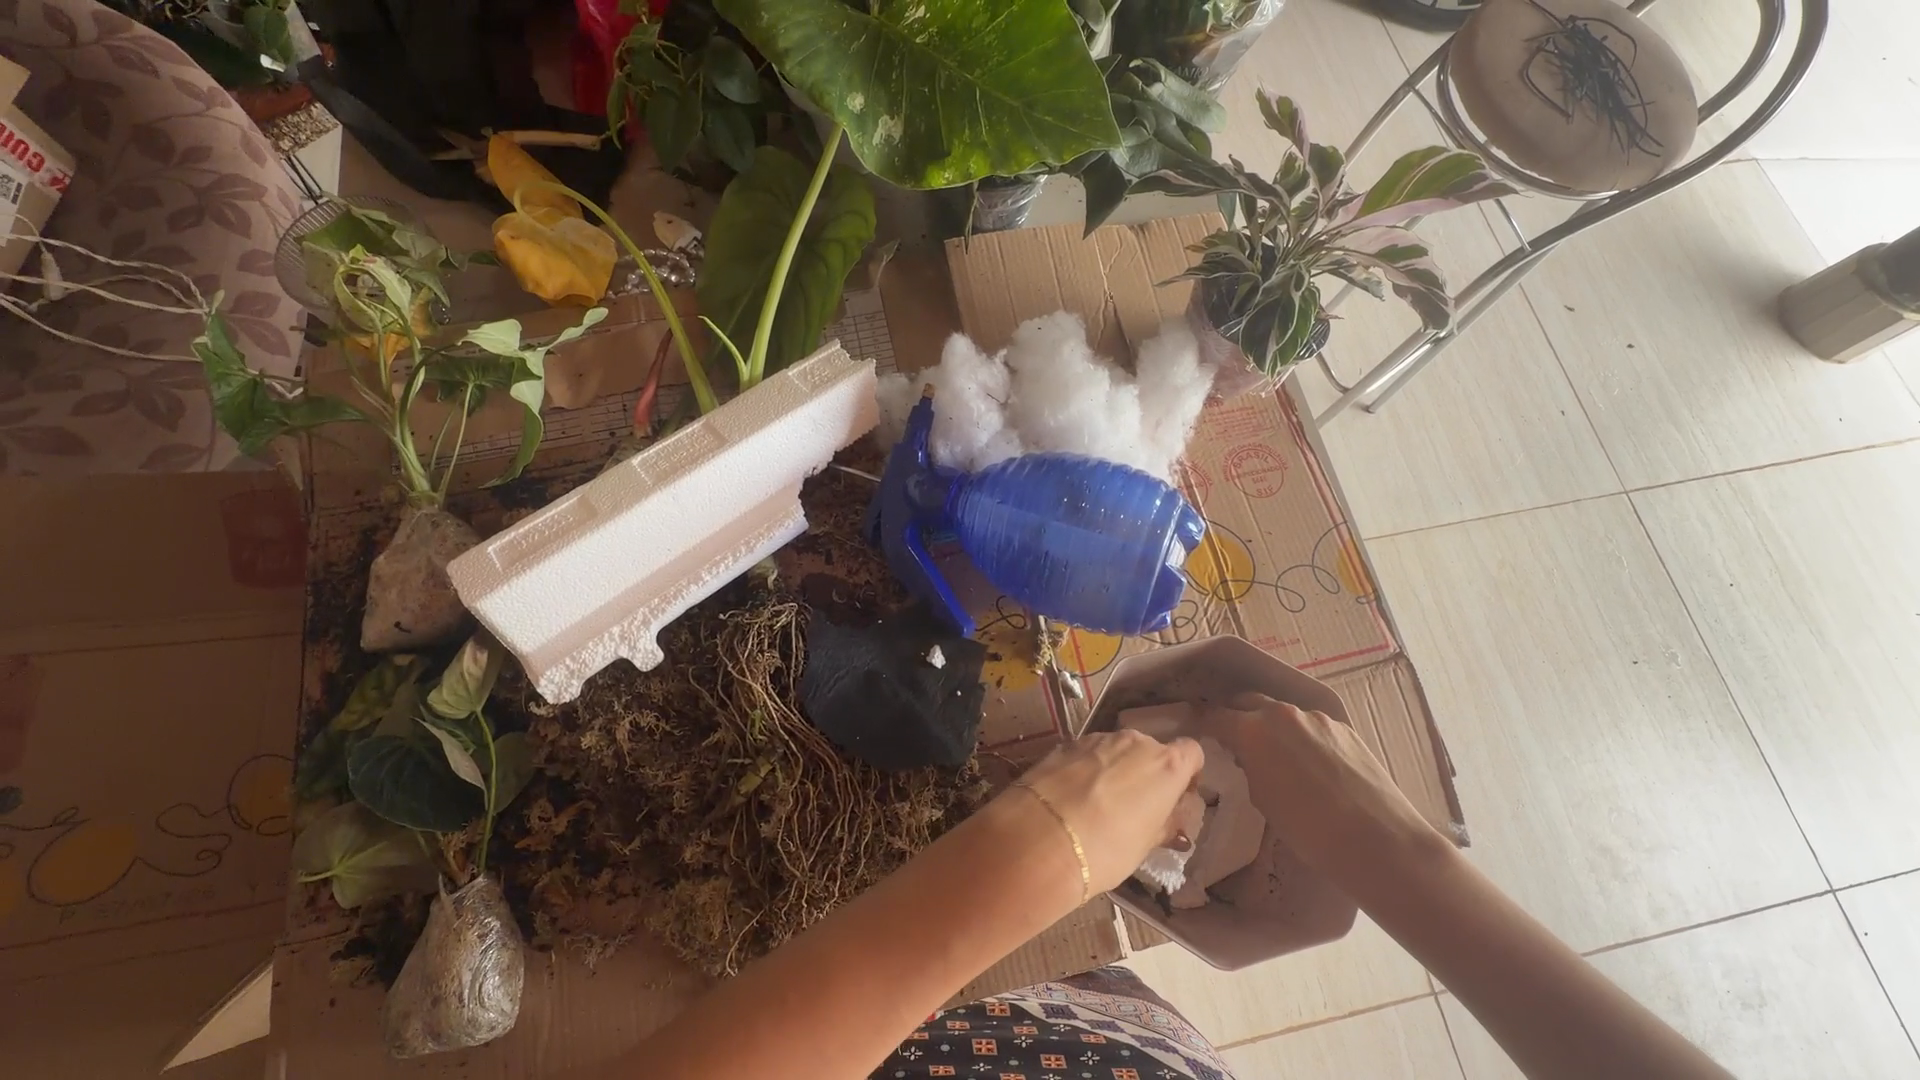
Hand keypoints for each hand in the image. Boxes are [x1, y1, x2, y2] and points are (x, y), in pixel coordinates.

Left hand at [1005, 729, 1204, 895]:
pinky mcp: (1065, 743)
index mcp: (1166, 765)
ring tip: (1098, 804)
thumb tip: (1171, 819)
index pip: (1191, 753)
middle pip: (1151, 751)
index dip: (1187, 774)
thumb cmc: (1106, 849)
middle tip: (1135, 808)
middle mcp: (1135, 742)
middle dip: (1147, 773)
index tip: (1176, 797)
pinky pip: (1087, 753)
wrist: (1041, 838)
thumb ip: (1164, 824)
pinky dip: (1086, 769)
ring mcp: (1097, 738)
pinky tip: (1073, 797)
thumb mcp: (1146, 845)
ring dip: (1115, 769)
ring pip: (1117, 750)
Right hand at [1197, 693, 1444, 882]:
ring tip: (1279, 758)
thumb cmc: (1309, 829)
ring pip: (1283, 715)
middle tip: (1233, 740)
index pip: (1214, 716)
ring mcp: (1318, 718)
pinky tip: (1314, 768)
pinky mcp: (1346, 729)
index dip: (1202, 723)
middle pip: (1248, 703)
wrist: (1378, 841)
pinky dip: (1303, 739)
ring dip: (1273, 728)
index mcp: (1252, 730)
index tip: (1196, 731)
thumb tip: (1251, 758)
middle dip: (1237, 717)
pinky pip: (1313, 727)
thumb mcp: (1262, 799)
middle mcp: (1282, 714)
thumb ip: (1250, 767)